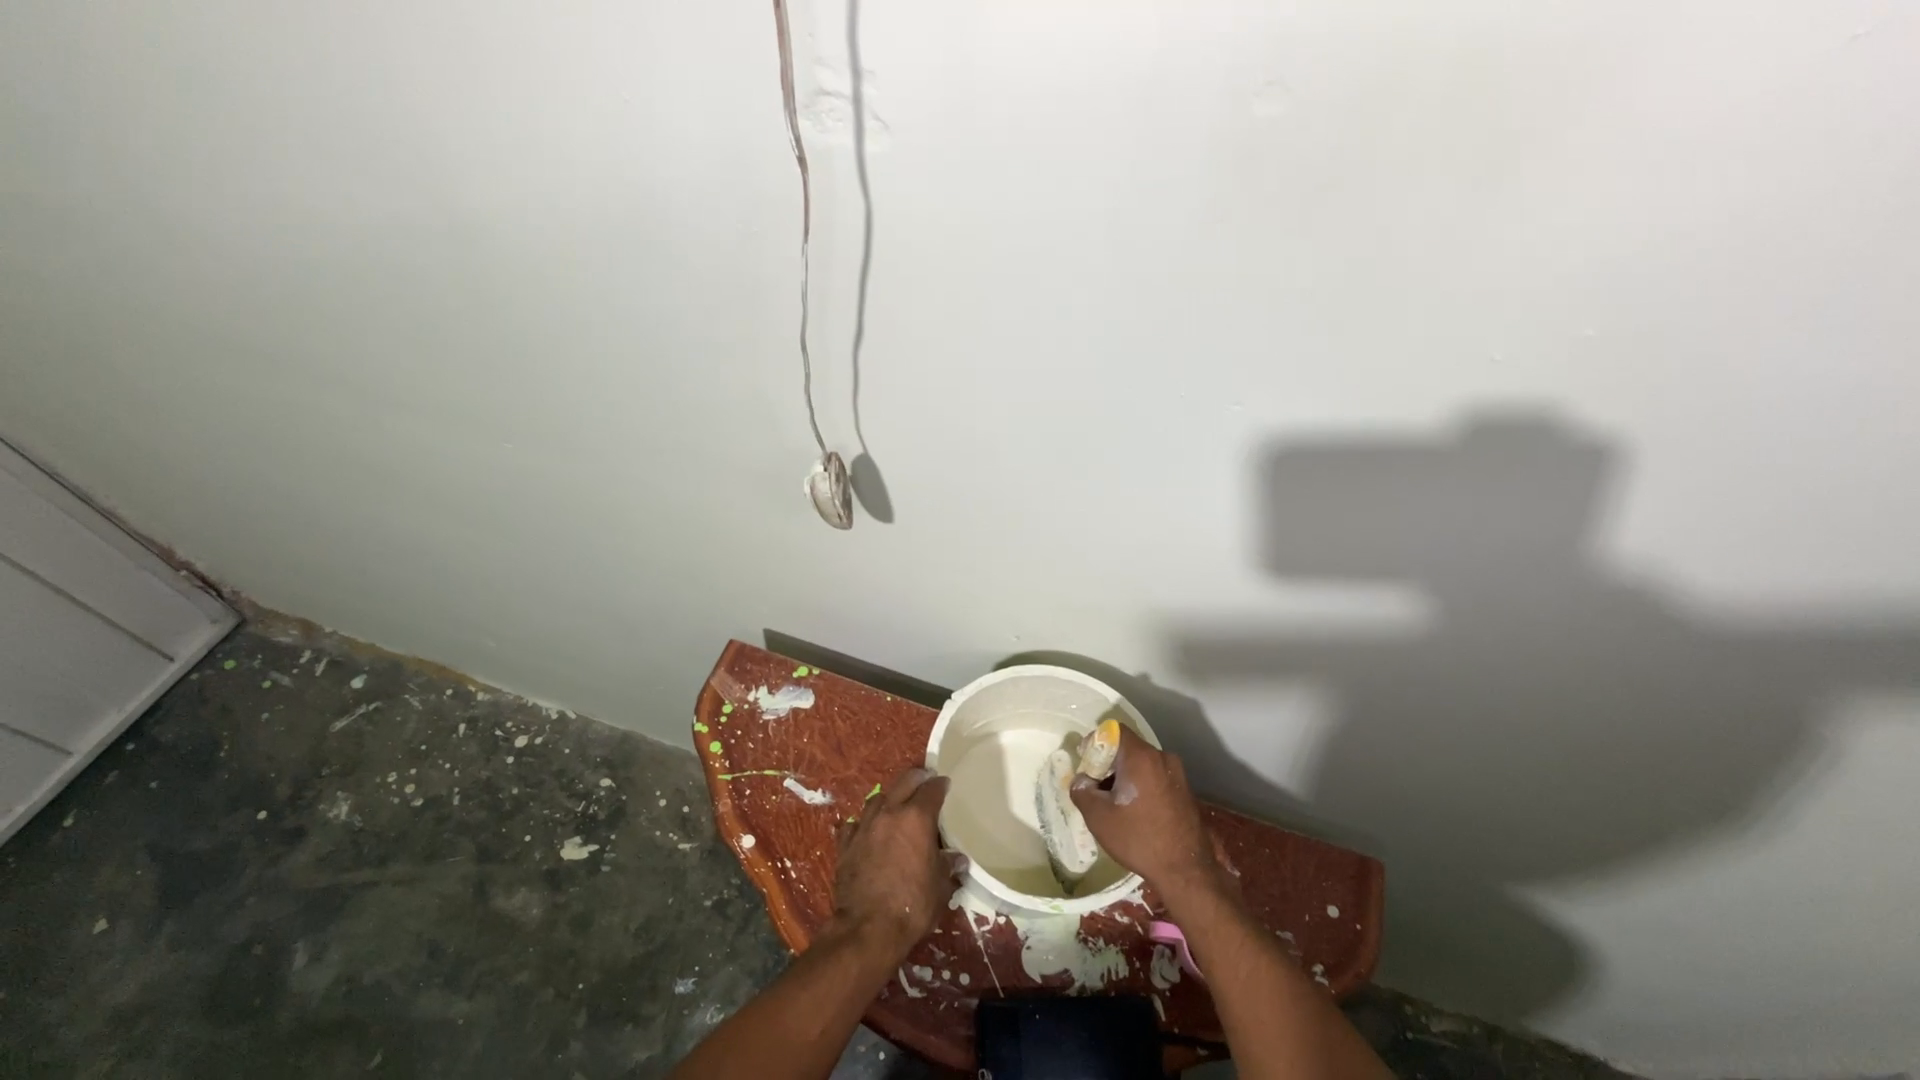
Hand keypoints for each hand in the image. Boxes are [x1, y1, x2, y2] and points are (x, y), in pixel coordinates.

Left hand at [831, 767, 964, 957]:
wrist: (868, 928)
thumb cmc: (912, 905)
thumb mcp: (940, 887)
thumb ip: (948, 867)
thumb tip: (958, 859)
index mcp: (917, 819)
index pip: (932, 790)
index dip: (940, 785)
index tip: (945, 784)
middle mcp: (889, 814)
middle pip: (904, 782)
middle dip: (917, 778)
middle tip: (925, 780)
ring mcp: (864, 827)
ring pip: (877, 798)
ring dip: (890, 797)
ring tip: (897, 804)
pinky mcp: (845, 844)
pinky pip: (855, 824)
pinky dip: (864, 822)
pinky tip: (868, 829)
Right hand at [1070, 727, 1222, 901]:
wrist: (1186, 870)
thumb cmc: (1139, 839)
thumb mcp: (1098, 817)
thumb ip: (1082, 790)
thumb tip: (1081, 780)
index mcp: (1142, 757)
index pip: (1114, 730)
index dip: (1095, 742)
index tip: (1085, 764)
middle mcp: (1162, 758)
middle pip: (1128, 747)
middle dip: (1107, 762)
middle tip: (1094, 787)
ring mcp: (1177, 773)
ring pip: (1142, 763)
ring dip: (1124, 775)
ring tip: (1112, 802)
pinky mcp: (1184, 790)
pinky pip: (1155, 776)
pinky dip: (1140, 784)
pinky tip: (1133, 810)